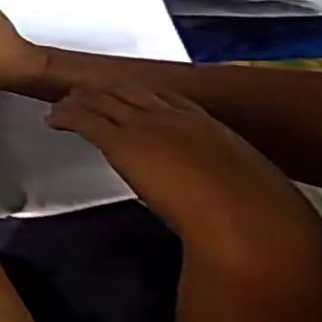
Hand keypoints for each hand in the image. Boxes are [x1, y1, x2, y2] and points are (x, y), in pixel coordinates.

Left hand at [48, 82, 321, 268]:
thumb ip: (235, 186)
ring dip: (80, 101)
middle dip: (104, 93)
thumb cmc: (266, 222)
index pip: (167, 98)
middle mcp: (175, 118)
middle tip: (85, 97)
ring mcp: (147, 127)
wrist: (254, 229)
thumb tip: (233, 201)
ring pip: (102, 100)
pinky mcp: (124, 144)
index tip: (129, 99)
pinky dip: (66, 116)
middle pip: (128, 92)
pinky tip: (54, 120)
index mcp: (211, 127)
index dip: (141, 96)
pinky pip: (86, 120)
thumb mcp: (256, 193)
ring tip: (64, 105)